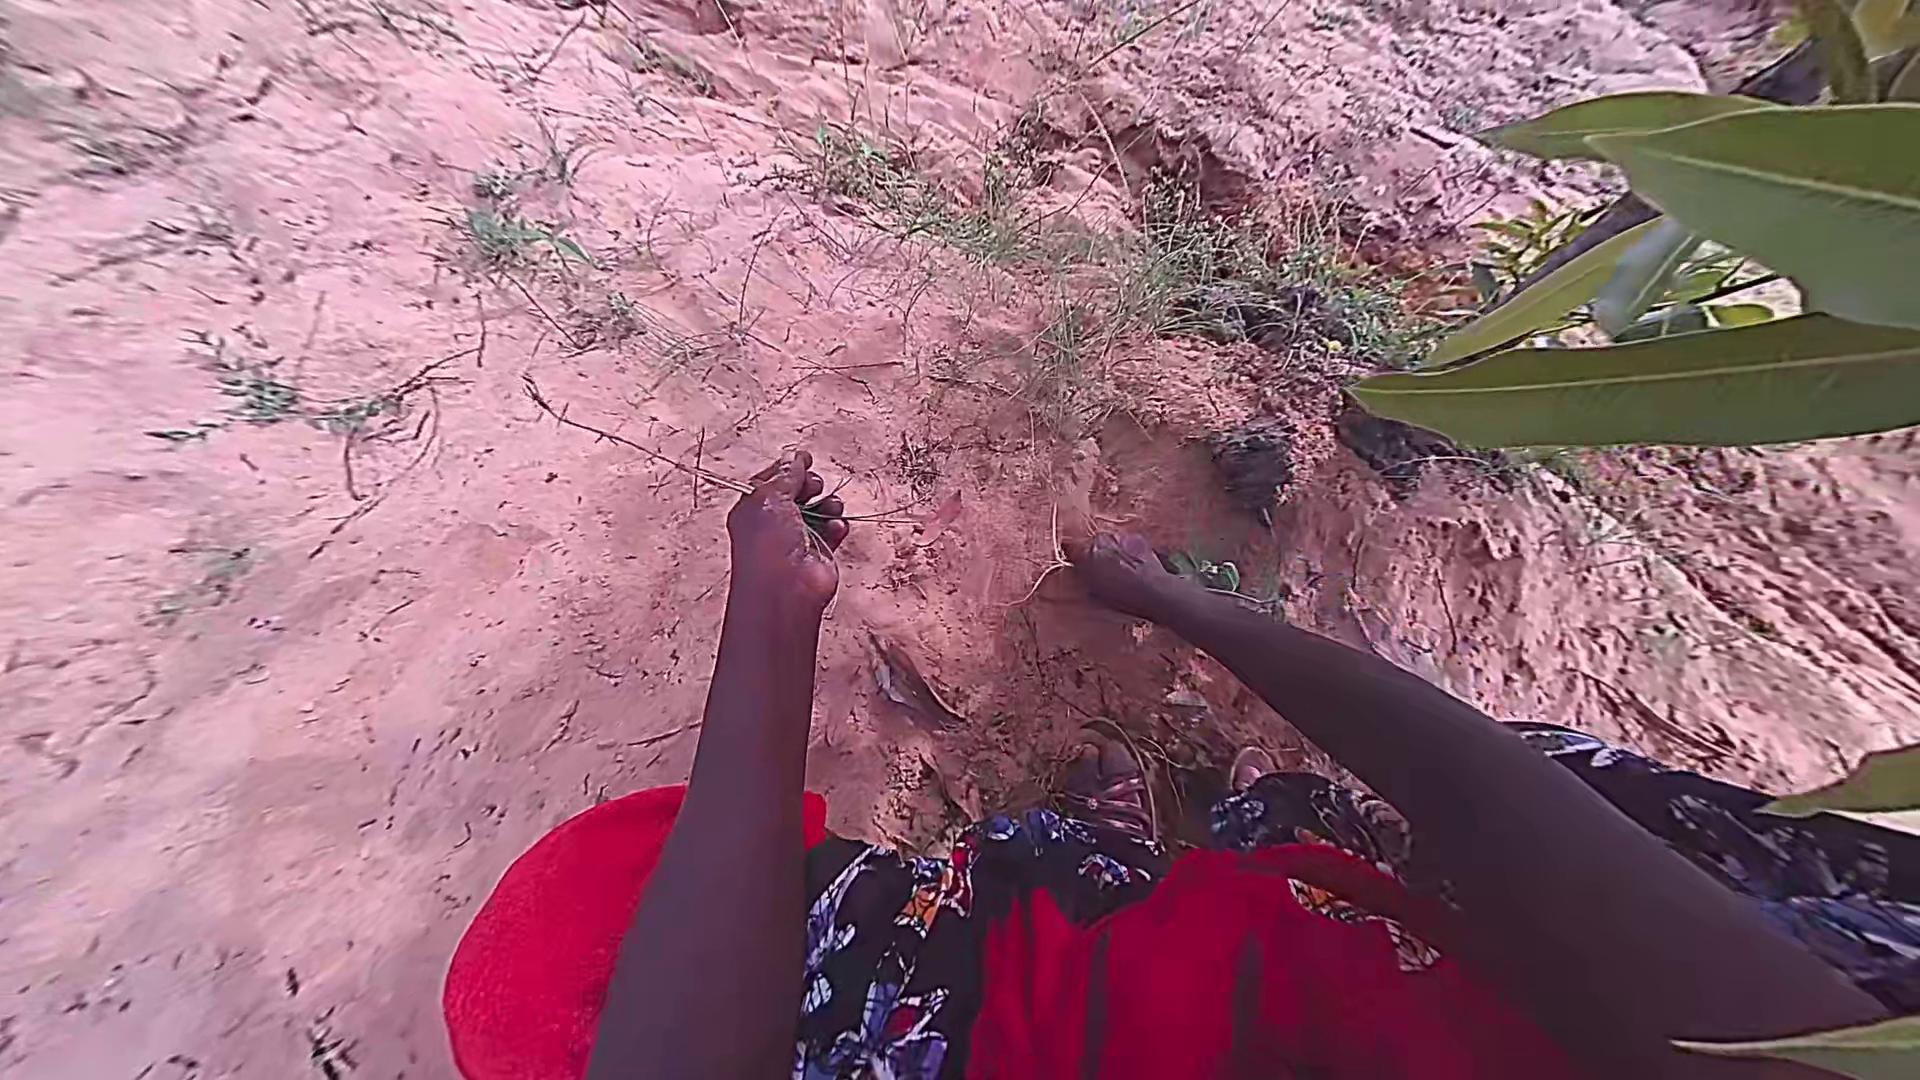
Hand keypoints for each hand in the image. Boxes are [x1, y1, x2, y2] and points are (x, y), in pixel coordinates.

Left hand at [727, 451, 847, 614]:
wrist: (786, 586)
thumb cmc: (768, 543)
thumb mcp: (770, 498)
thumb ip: (785, 475)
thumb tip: (794, 458)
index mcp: (754, 508)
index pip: (771, 481)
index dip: (788, 468)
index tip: (804, 458)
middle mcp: (775, 523)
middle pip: (797, 493)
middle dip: (809, 485)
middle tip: (815, 485)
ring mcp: (798, 538)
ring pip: (818, 510)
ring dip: (828, 504)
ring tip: (831, 506)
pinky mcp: (820, 552)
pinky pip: (833, 531)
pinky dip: (837, 526)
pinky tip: (836, 526)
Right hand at [1063, 532, 1194, 621]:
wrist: (1152, 590)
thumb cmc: (1121, 595)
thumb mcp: (1092, 589)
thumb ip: (1082, 573)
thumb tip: (1077, 566)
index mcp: (1084, 552)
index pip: (1069, 546)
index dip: (1072, 554)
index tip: (1074, 561)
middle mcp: (1100, 539)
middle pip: (1091, 544)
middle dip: (1094, 554)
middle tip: (1100, 570)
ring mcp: (1118, 537)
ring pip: (1110, 543)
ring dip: (1112, 553)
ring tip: (1120, 570)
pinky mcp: (1136, 538)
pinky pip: (1126, 543)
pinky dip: (1127, 551)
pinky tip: (1133, 566)